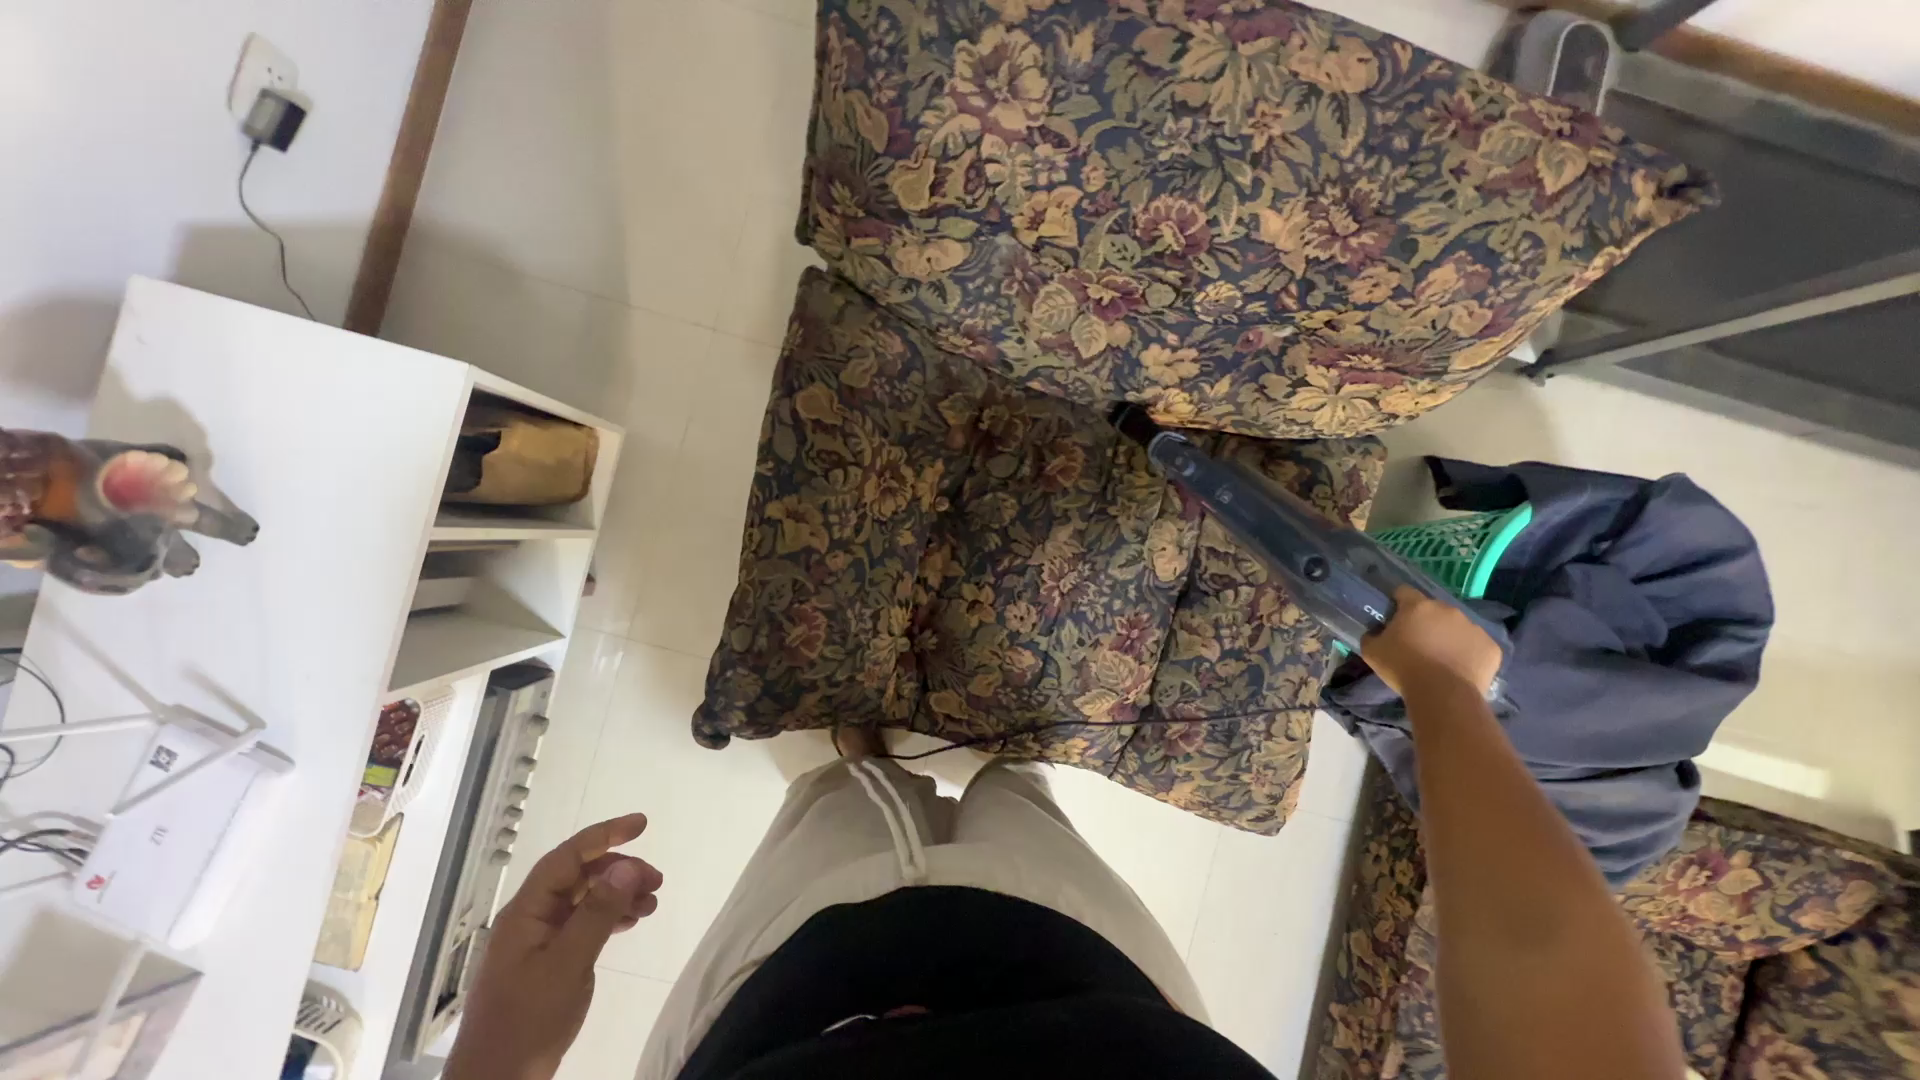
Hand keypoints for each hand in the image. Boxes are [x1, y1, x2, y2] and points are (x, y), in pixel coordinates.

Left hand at [445, 815, 662, 1079]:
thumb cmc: (528, 1021)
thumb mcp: (568, 965)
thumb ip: (598, 913)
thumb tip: (626, 865)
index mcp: (526, 912)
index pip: (567, 857)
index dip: (604, 834)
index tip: (642, 824)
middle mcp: (530, 919)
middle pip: (579, 876)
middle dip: (619, 869)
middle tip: (657, 881)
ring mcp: (537, 942)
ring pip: (584, 899)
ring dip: (618, 893)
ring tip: (652, 903)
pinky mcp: (547, 962)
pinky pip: (583, 923)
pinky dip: (609, 916)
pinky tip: (631, 922)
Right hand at [1360, 586, 1501, 697]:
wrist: (1443, 694)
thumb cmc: (1403, 668)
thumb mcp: (1372, 652)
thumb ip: (1372, 635)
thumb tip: (1376, 633)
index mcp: (1417, 606)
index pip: (1404, 591)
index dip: (1397, 602)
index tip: (1394, 617)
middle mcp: (1447, 610)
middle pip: (1433, 609)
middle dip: (1425, 621)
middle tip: (1417, 643)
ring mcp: (1473, 627)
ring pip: (1457, 626)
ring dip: (1448, 636)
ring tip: (1441, 658)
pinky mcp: (1491, 646)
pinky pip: (1476, 645)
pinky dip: (1468, 653)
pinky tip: (1459, 668)